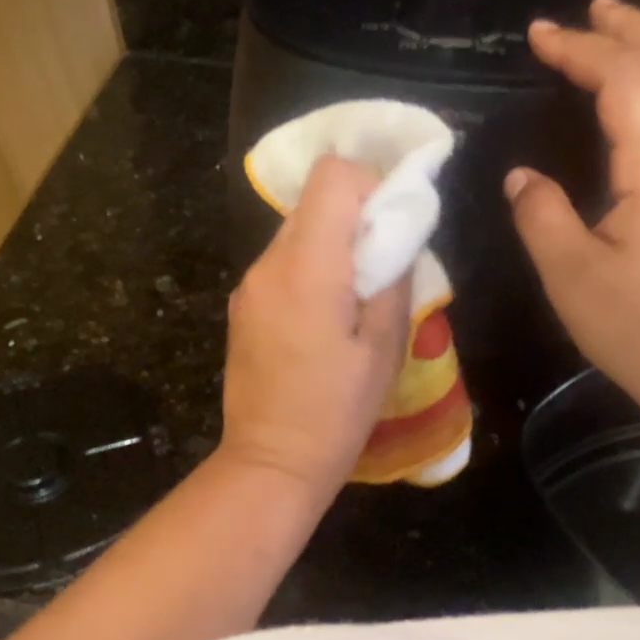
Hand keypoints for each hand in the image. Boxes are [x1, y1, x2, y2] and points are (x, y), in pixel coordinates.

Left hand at [221, 155, 412, 490]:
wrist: (272, 463)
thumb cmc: (336, 412)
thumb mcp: (384, 348)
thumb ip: (394, 279)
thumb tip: (397, 237)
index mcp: (307, 266)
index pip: (332, 176)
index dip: (370, 186)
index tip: (392, 229)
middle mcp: (268, 264)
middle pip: (312, 204)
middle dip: (354, 222)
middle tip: (381, 273)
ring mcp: (248, 288)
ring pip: (297, 237)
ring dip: (332, 252)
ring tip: (354, 307)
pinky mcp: (242, 311)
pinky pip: (281, 270)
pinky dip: (309, 276)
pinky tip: (323, 326)